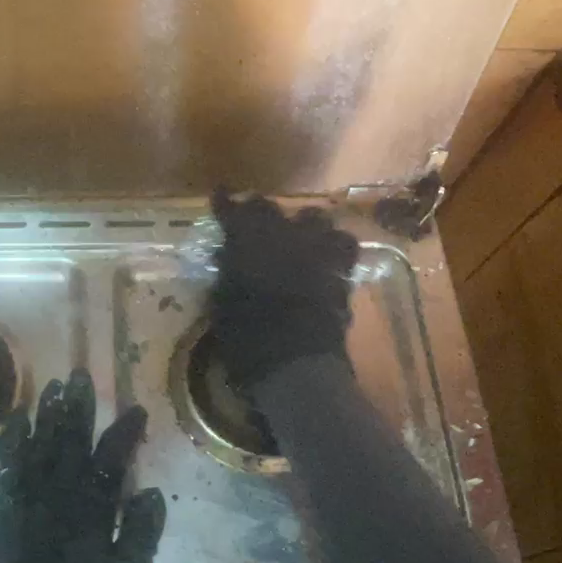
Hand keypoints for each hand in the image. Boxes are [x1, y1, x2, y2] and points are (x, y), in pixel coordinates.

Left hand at [0, 369, 164, 562]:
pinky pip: (8, 456)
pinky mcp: (0, 499)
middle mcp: (61, 486)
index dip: (127, 429)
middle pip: (72, 434)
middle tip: (80, 375)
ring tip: (53, 385)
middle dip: (79, 403)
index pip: (115, 454)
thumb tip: (153, 493)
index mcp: (95, 503)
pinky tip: (16, 416)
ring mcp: (27, 489)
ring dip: (47, 410)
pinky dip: (13, 434)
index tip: (136, 409)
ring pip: (39, 438)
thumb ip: (141, 531)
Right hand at [209, 189, 362, 389]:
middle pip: (273, 209)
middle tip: (252, 220)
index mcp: (250, 243)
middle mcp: (286, 238)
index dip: (226, 203)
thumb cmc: (248, 341)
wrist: (297, 368)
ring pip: (315, 219)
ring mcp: (319, 252)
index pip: (235, 211)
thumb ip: (226, 275)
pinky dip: (330, 246)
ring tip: (294, 235)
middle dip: (260, 212)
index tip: (219, 194)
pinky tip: (323, 255)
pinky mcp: (342, 272)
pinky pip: (341, 246)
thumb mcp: (222, 307)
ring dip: (301, 224)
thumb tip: (226, 254)